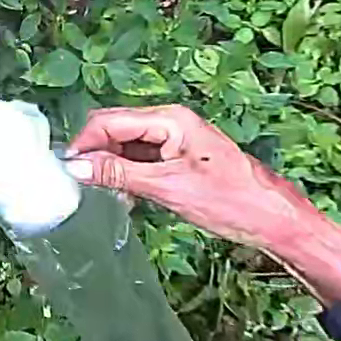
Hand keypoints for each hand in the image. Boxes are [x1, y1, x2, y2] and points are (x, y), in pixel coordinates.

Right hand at [65, 105, 340, 303]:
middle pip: (115, 129)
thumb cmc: (228, 200)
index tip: (65, 168)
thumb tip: (75, 166)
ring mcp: (173, 139)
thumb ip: (119, 174)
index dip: (84, 142)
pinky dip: (127, 174)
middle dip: (95, 153)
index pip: (110, 121)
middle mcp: (168, 122)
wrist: (275, 221)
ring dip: (110, 166)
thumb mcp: (167, 187)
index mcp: (168, 119)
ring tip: (105, 193)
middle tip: (80, 182)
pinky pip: (140, 158)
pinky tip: (125, 195)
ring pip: (125, 145)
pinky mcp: (176, 157)